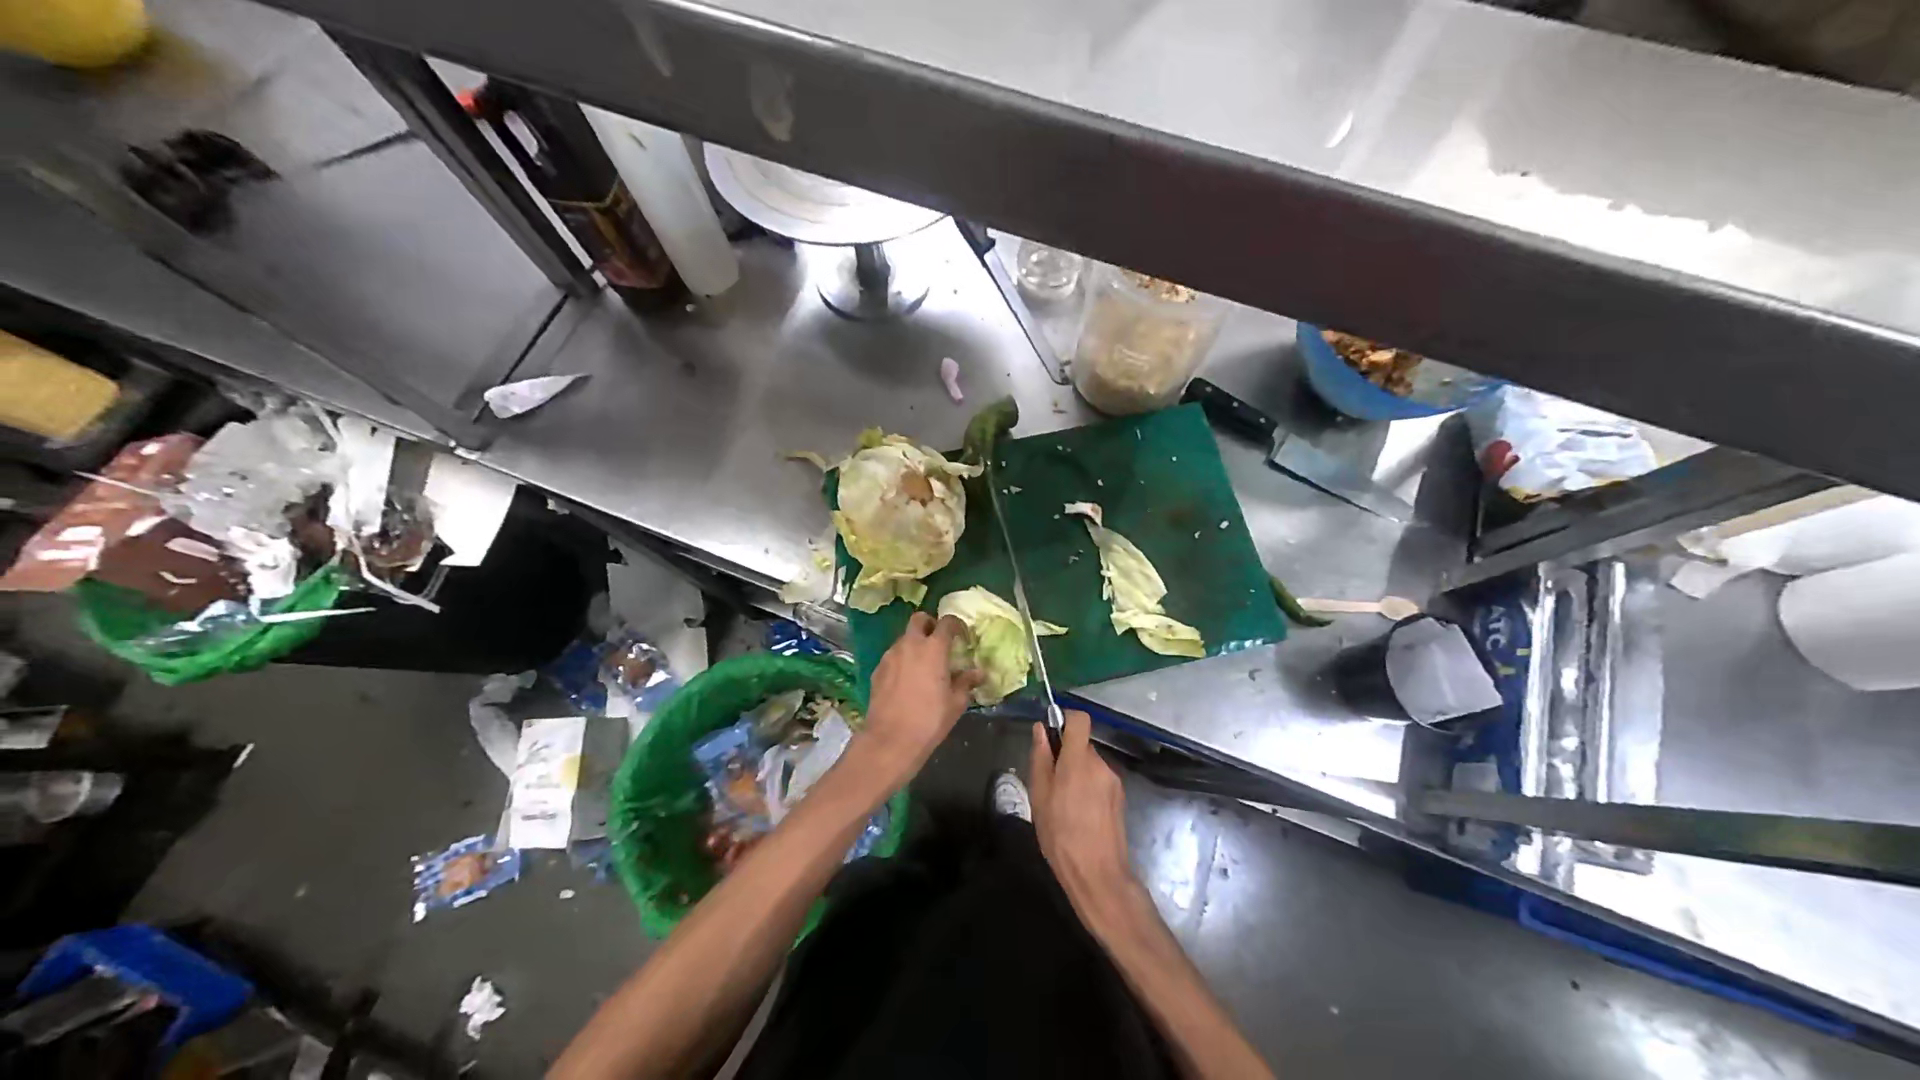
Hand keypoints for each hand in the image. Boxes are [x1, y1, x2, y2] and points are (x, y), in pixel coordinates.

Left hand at [854, 612, 980, 790]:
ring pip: (904, 638)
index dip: (957, 625)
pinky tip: (907, 680)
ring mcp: (890, 656)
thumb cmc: (930, 719)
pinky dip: (902, 659)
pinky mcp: (878, 669)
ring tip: (924, 665)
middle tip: (939, 641)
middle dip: (930, 624)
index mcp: (933, 648)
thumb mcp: (956, 702)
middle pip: (919, 619)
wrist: (891, 739)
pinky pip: (893, 656)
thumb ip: (966, 682)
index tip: (963, 637)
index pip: (947, 623)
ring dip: (915, 643)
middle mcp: (910, 645)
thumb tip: (978, 672)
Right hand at [1029, 710, 1142, 926]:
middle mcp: (1100, 764)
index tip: (1051, 734)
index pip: (1080, 719)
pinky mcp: (1119, 796)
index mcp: (1078, 760)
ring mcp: (1113, 780)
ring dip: (1076, 772)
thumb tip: (1041, 729)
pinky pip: (1099, 779)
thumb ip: (1040, 758)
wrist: (1097, 873)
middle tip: (1048, 781)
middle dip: (1065, 754)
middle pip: (1082, 744)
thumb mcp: (1039, 795)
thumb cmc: (1060, 834)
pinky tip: (1077, 812)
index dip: (1065, 719)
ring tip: (1061, 802)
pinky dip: (1087, 786)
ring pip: (1090, 763)